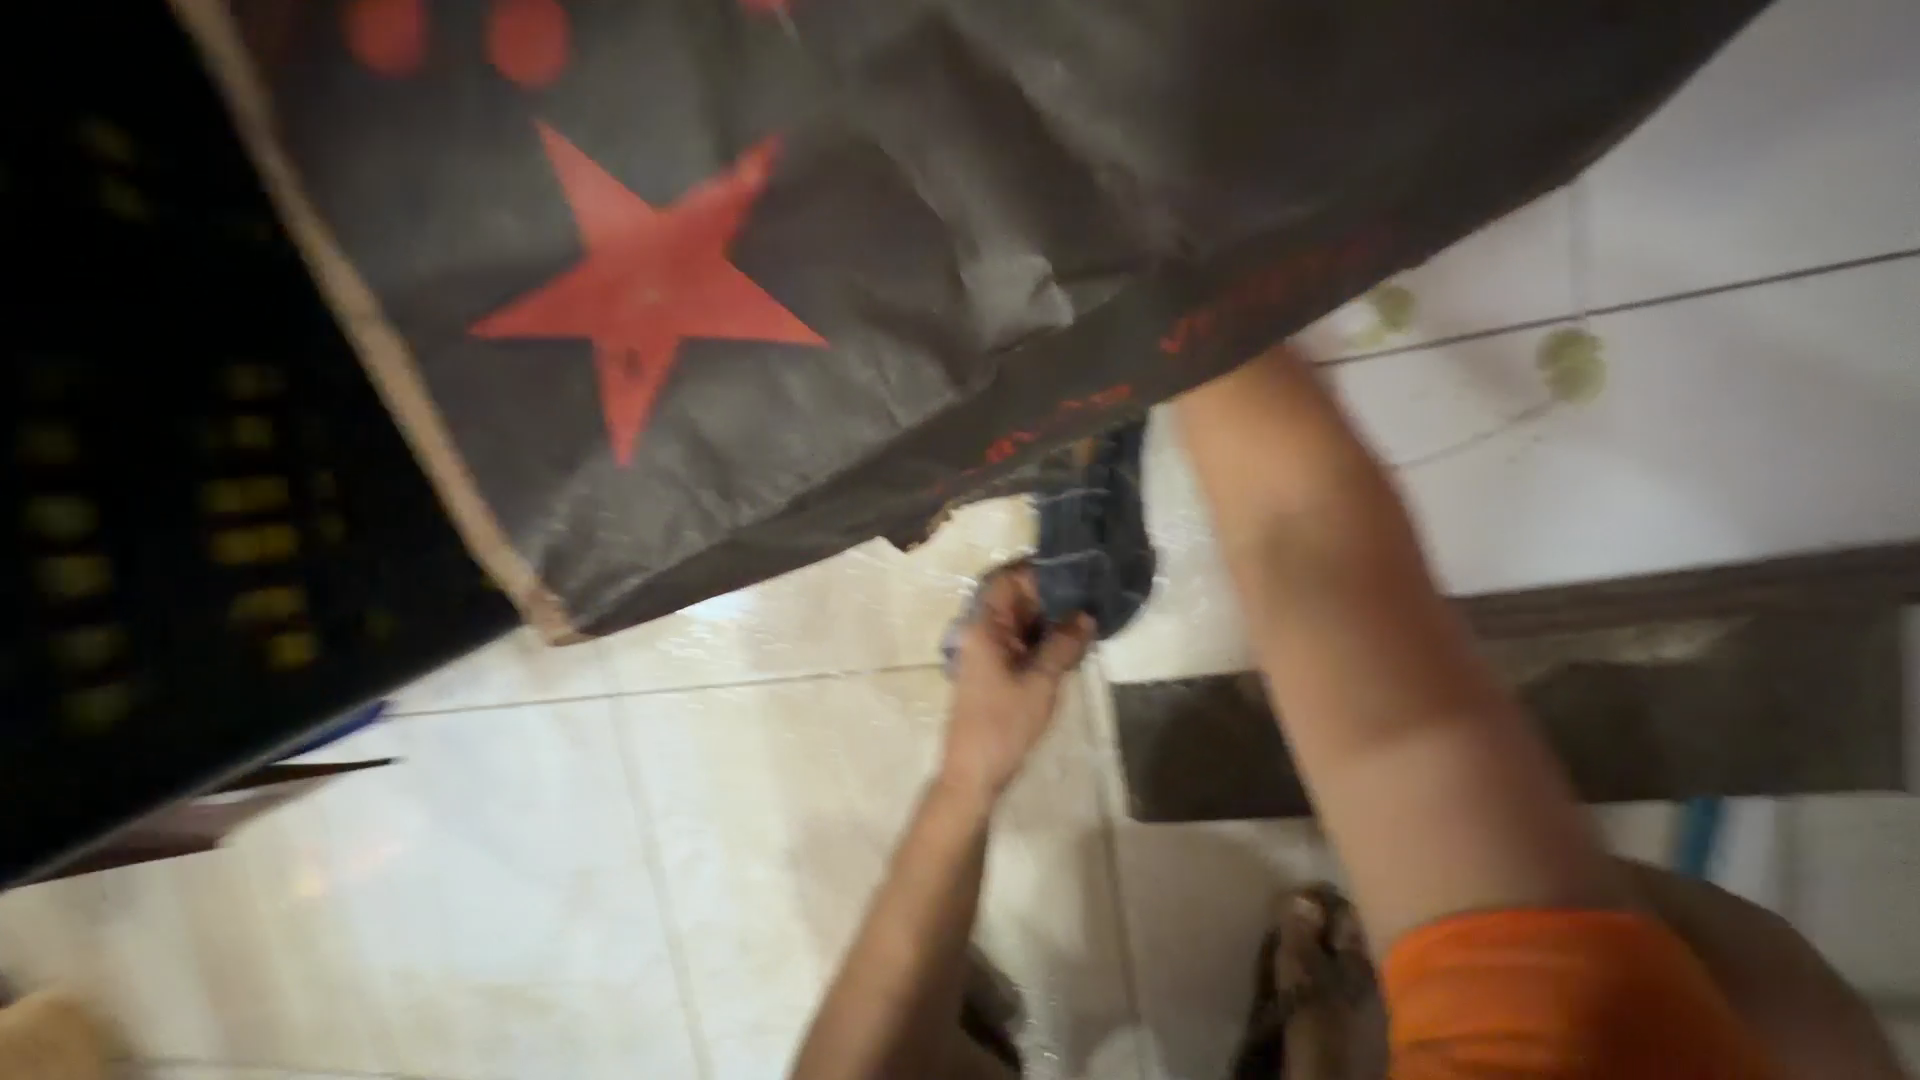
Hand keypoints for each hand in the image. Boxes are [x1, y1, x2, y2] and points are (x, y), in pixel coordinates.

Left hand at [940, 566, 1095, 802]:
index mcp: (983, 628)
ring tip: (1088, 616)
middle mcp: (980, 634)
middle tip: (1090, 593)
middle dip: (1050, 596)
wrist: (973, 774)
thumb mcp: (1040, 682)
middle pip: (1014, 600)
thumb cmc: (1003, 725)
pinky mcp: (994, 673)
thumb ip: (1063, 645)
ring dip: (1049, 620)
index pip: (1006, 581)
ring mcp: (986, 654)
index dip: (1037, 573)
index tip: (1073, 571)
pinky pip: (1020, 644)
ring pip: (1019, 623)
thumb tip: (1086, 615)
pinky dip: (1043, 640)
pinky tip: (1072, 643)